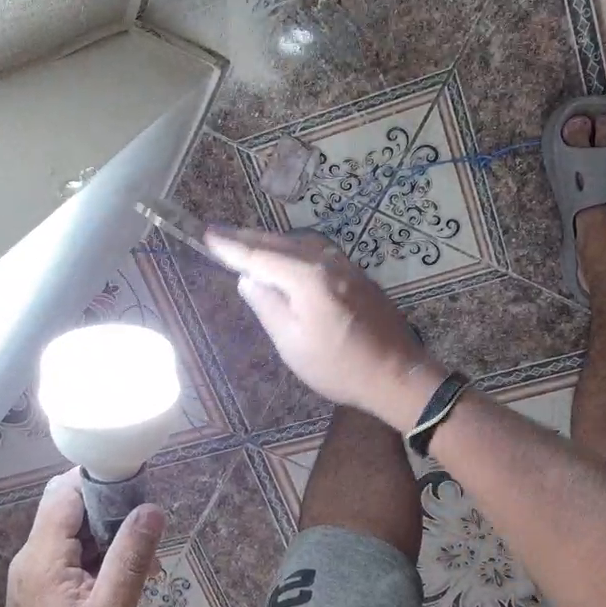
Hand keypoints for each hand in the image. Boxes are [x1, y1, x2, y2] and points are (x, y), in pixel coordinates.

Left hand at [1, 471, 164, 606]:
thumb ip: (131, 557)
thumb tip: (151, 507)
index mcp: (40, 561)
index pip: (65, 494)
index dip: (100, 479)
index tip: (139, 482)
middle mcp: (30, 562)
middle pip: (68, 509)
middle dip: (110, 508)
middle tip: (149, 526)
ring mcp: (34, 580)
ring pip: (73, 534)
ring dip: (110, 537)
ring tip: (146, 561)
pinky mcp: (43, 597)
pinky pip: (71, 558)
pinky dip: (100, 558)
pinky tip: (128, 579)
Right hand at [206, 227, 445, 426]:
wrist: (397, 374)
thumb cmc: (339, 366)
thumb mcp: (292, 343)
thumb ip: (267, 306)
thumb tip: (248, 279)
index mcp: (307, 278)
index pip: (260, 256)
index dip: (232, 247)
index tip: (208, 235)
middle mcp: (327, 262)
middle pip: (280, 243)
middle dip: (248, 237)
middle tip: (219, 232)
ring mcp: (346, 266)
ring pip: (300, 243)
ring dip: (271, 240)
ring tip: (246, 241)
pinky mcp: (357, 275)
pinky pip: (317, 251)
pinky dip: (293, 248)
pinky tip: (286, 255)